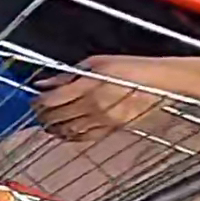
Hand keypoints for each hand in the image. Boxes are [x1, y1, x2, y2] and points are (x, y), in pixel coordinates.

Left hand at [34, 55, 168, 139]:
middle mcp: (93, 105)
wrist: (166, 81)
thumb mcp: (97, 64)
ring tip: (49, 122)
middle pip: (55, 117)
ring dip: (52, 128)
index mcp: (88, 86)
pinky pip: (83, 137)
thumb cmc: (131, 68)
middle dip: (42, 116)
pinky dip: (68, 136)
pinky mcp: (112, 128)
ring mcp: (103, 119)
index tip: (34, 101)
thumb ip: (66, 75)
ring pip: (66, 130)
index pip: (50, 100)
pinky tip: (64, 131)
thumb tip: (42, 84)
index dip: (37, 103)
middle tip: (39, 112)